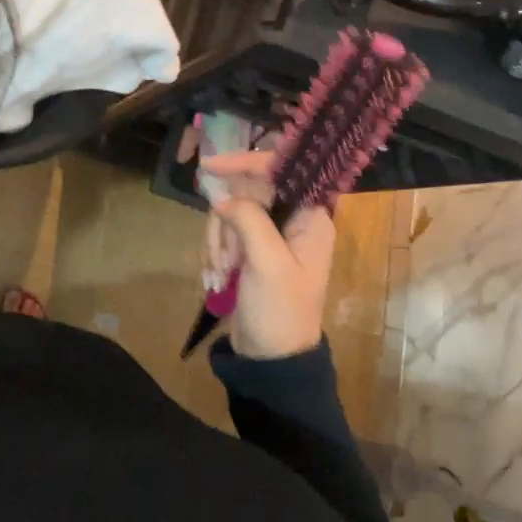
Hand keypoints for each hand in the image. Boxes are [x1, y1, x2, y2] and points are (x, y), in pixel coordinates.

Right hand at [200, 151, 336, 359]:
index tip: (210, 167)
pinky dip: (216, 252)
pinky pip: (225, 233)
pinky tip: (217, 277)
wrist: (272, 358)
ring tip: (221, 272)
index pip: (280, 171)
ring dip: (218, 241)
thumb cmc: (279, 310)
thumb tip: (221, 198)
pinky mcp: (251, 251)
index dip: (245, 162)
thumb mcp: (267, 263)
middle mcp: (293, 221)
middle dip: (226, 221)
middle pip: (247, 193)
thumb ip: (248, 220)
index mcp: (311, 218)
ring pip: (231, 213)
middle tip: (225, 256)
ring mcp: (270, 237)